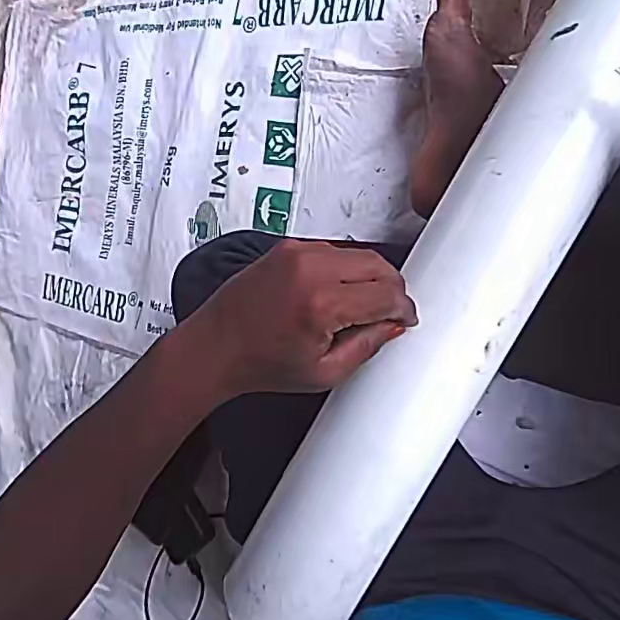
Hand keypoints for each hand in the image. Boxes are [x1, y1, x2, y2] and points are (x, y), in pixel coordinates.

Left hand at [181, 240, 416, 397]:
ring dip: (368, 276)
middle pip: (378, 265)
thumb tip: (392, 325)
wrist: (215, 346)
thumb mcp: (323, 372)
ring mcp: (295, 253)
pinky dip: (343, 268)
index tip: (404, 317)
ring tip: (359, 306)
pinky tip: (336, 292)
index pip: (386, 294)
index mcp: (320, 303)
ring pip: (357, 253)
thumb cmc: (257, 361)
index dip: (403, 308)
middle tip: (389, 311)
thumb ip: (366, 346)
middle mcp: (308, 269)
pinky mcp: (286, 247)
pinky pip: (332, 250)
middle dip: (391, 288)